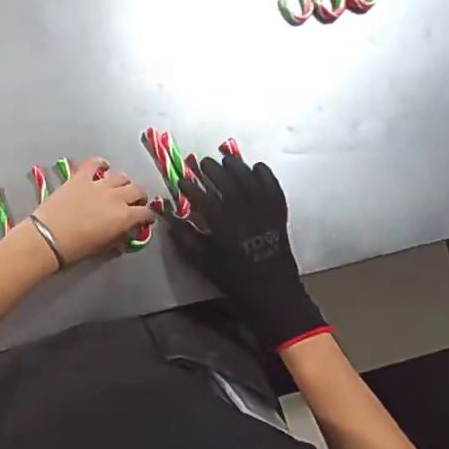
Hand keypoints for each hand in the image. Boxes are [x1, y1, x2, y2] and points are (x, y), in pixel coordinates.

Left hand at [26, 158, 157, 266]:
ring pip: (121, 176)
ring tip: (118, 189)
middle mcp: (116, 197)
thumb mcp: (102, 248)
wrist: (47, 238)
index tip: (145, 220)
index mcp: (124, 216)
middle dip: (139, 198)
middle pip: (137, 190)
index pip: (145, 213)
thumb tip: (124, 236)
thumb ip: (117, 238)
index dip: (147, 217)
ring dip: (123, 183)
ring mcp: (98, 184)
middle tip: (134, 204)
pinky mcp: (80, 177)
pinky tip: (102, 168)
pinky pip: (95, 163)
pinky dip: (101, 164)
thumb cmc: (75, 249)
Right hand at [167, 148, 326, 350]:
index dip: (190, 187)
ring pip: (249, 178)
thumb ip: (186, 238)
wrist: (270, 289)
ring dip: (236, 166)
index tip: (181, 181)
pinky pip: (272, 186)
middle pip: (226, 181)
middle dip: (212, 170)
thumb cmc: (233, 278)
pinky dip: (264, 174)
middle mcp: (243, 210)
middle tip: (201, 163)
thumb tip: (170, 219)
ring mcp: (263, 209)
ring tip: (226, 159)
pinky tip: (256, 167)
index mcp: (222, 223)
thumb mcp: (202, 262)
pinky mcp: (278, 211)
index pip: (201, 196)